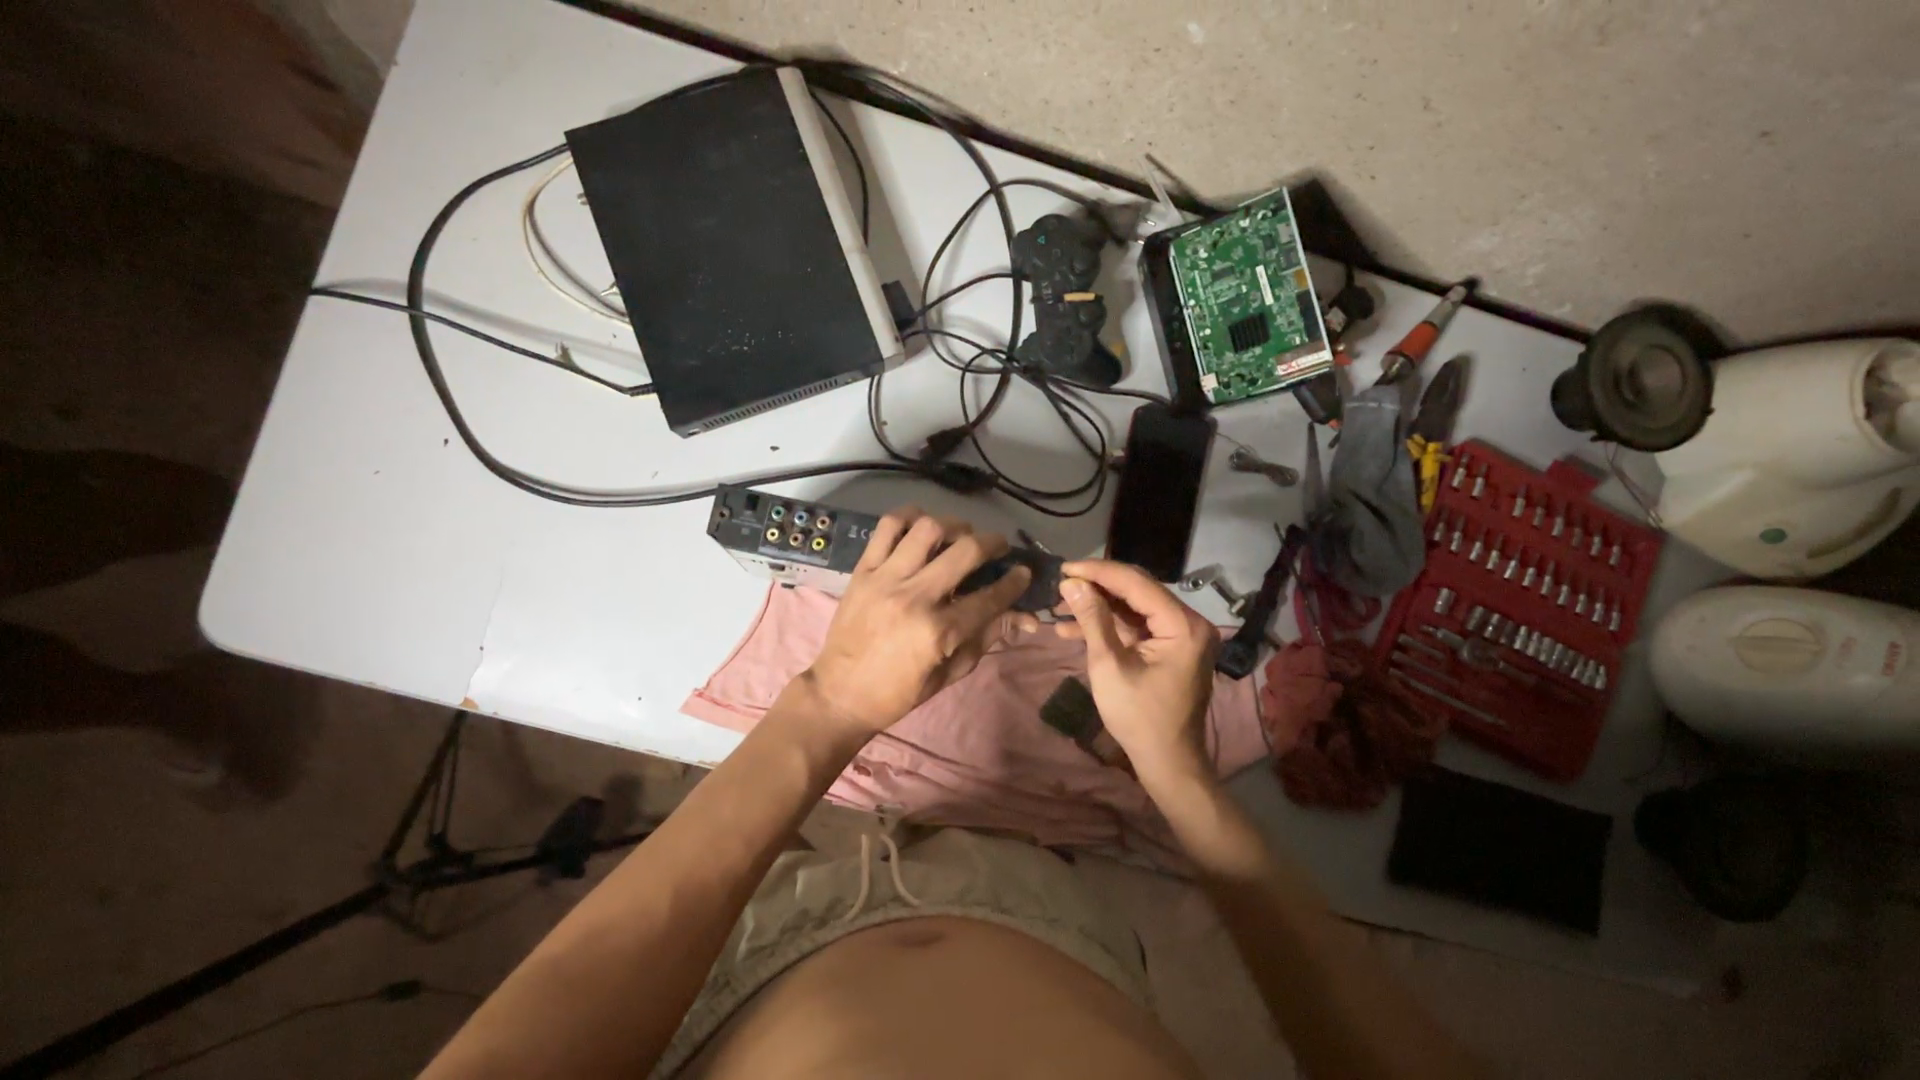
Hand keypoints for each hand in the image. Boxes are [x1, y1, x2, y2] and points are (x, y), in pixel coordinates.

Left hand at [800, 508, 1034, 737]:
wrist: (840, 694)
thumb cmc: (899, 693)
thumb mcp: (950, 673)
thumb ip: (986, 638)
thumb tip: (1022, 616)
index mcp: (938, 632)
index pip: (990, 597)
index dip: (1014, 582)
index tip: (1023, 572)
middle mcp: (914, 598)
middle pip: (965, 551)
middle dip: (992, 543)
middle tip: (998, 547)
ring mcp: (885, 579)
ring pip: (928, 529)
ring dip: (954, 525)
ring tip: (961, 534)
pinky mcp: (862, 570)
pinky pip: (887, 527)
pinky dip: (909, 517)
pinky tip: (922, 525)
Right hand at [1054, 560, 1217, 786]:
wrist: (1167, 761)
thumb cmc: (1139, 717)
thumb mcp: (1109, 665)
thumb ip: (1092, 619)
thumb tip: (1071, 582)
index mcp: (1183, 625)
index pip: (1136, 583)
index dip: (1098, 572)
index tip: (1064, 567)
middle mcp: (1190, 623)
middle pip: (1138, 591)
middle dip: (1097, 588)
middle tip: (1061, 584)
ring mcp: (1182, 636)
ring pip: (1134, 609)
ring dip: (1099, 608)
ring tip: (1060, 608)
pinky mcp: (1172, 648)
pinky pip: (1138, 627)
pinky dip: (1110, 627)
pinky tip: (1074, 629)